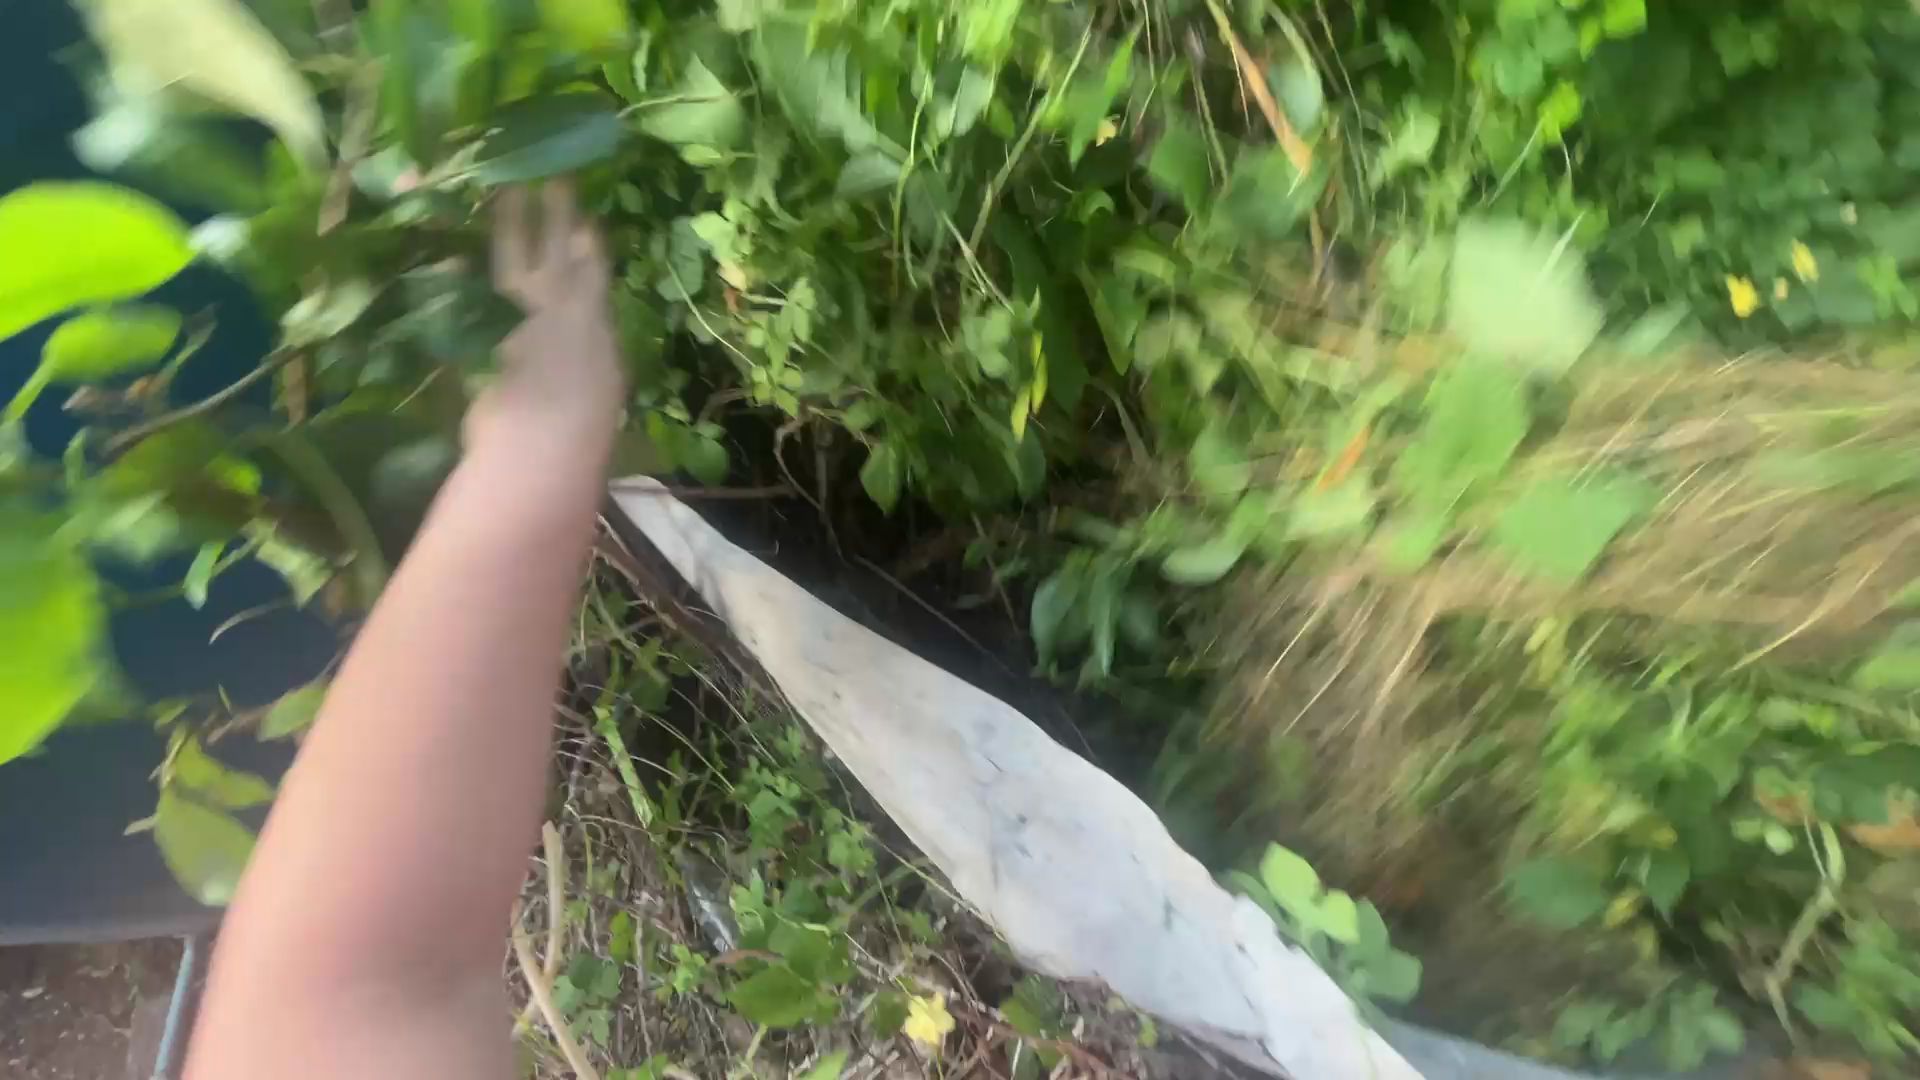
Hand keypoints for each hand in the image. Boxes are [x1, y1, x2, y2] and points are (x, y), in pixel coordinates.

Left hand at [466, 180, 625, 455]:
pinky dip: (453, 267)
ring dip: (508, 218)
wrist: (542, 440)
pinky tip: (444, 249)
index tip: (588, 216)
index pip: (593, 265)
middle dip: (554, 208)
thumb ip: (595, 345)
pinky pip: (459, 285)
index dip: (590, 240)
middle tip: (552, 176)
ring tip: (503, 188)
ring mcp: (510, 308)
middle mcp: (552, 300)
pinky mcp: (472, 323)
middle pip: (554, 243)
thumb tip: (590, 331)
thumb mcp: (606, 380)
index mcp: (592, 317)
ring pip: (509, 250)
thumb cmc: (587, 422)